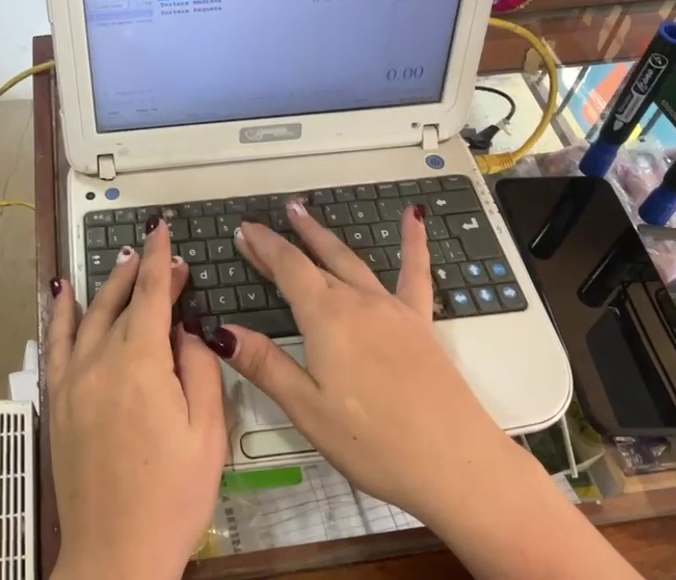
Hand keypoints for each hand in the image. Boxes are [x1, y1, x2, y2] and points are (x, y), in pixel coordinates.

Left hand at [45, 218, 225, 579]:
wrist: (116, 551)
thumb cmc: (172, 496)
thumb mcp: (208, 431)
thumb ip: (198, 366)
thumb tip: (188, 327)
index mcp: (141, 364)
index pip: (152, 295)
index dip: (161, 260)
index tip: (163, 231)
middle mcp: (100, 361)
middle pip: (121, 301)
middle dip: (141, 272)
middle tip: (160, 255)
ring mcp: (73, 380)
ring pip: (89, 315)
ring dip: (108, 286)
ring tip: (122, 264)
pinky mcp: (58, 401)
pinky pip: (56, 343)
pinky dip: (61, 313)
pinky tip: (64, 294)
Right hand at [211, 200, 507, 524]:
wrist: (456, 463)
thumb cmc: (374, 443)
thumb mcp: (308, 409)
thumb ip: (265, 365)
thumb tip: (220, 331)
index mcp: (327, 319)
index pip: (287, 268)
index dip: (263, 247)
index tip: (243, 230)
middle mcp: (359, 302)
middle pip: (316, 260)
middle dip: (286, 240)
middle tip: (262, 223)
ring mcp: (393, 309)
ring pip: (352, 261)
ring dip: (324, 237)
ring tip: (304, 212)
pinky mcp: (421, 323)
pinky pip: (414, 273)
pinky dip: (412, 242)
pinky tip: (413, 217)